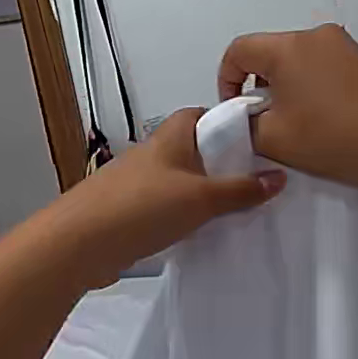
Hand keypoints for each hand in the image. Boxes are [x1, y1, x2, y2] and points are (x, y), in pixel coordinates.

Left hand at [50, 108, 285, 282]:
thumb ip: (240, 190)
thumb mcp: (201, 198)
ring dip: (202, 191)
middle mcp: (153, 154)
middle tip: (253, 181)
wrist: (79, 244)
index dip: (228, 123)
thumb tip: (279, 177)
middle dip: (220, 162)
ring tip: (235, 209)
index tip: (257, 142)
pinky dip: (183, 214)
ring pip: (179, 180)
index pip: (202, 114)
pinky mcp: (128, 212)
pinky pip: (165, 206)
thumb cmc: (143, 207)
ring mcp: (137, 183)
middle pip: (193, 150)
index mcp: (170, 137)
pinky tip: (200, 232)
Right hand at [217, 24, 357, 191]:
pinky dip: (312, 88)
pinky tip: (323, 120)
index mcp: (289, 47)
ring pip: (298, 61)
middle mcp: (317, 36)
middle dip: (259, 85)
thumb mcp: (272, 138)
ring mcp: (345, 46)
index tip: (235, 110)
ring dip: (287, 87)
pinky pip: (324, 67)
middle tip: (264, 121)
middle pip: (270, 53)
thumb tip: (245, 117)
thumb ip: (244, 124)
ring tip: (296, 124)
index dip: (226, 80)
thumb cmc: (334, 140)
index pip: (239, 50)